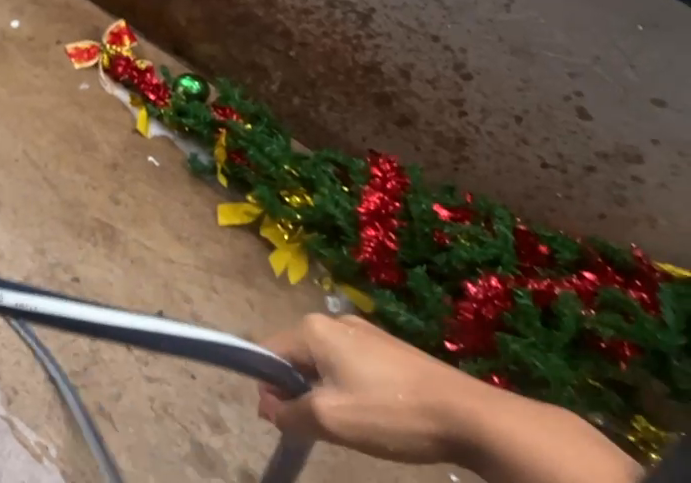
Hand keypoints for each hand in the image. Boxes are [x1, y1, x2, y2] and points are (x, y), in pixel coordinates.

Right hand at [258, 314, 489, 464]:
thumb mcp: (329, 420)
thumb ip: (287, 413)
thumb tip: (270, 410)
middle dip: (302, 392)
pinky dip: (356, 391)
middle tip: (325, 426)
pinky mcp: (395, 350)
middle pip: (298, 359)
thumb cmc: (392, 413)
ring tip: (357, 423)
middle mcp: (334, 322)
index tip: (288, 420)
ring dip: (330, 394)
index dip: (270, 390)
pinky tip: (380, 415)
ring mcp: (369, 334)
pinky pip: (356, 368)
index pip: (268, 355)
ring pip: (328, 365)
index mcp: (311, 328)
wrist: (478, 420)